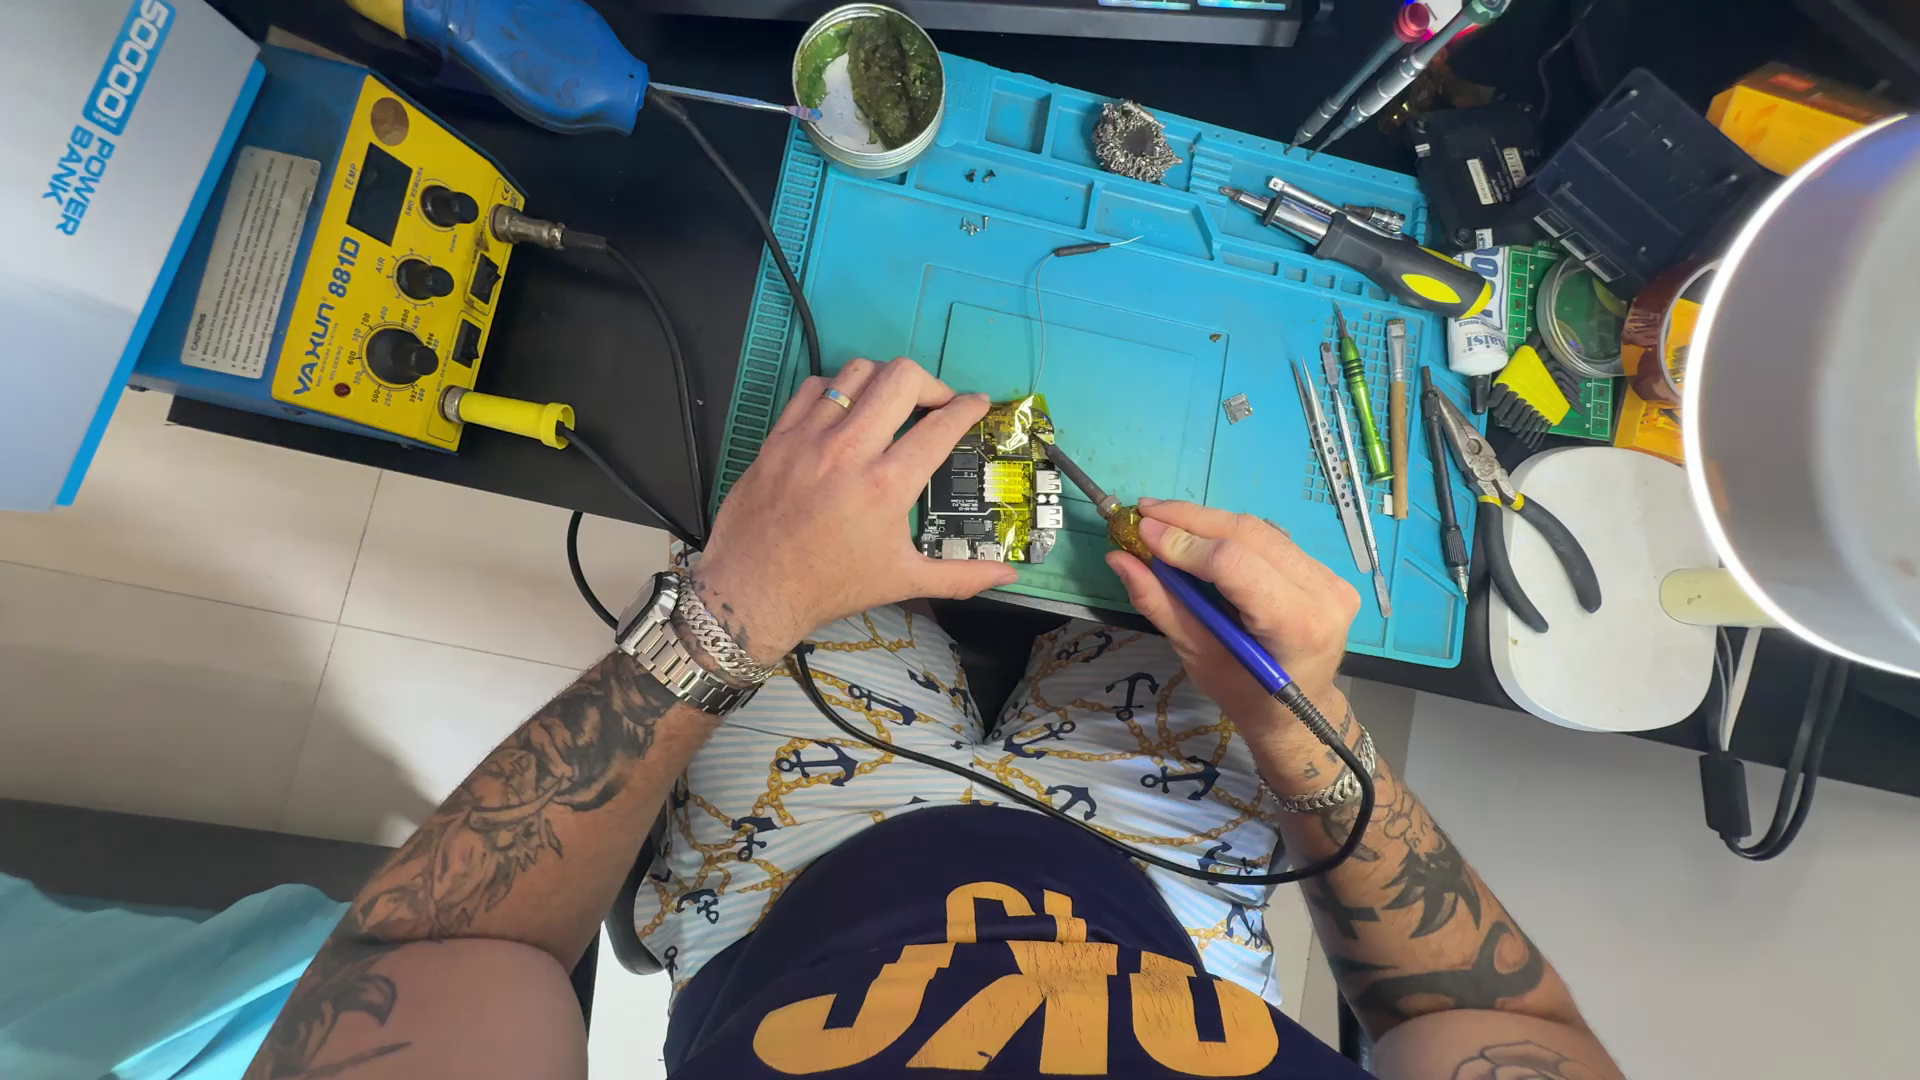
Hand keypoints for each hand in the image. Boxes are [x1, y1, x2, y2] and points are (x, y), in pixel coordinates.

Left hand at [691, 358, 1016, 665]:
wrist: (753, 591)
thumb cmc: (832, 586)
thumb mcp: (903, 581)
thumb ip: (963, 576)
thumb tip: (1011, 575)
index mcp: (887, 485)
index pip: (941, 426)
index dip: (969, 408)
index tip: (978, 404)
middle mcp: (850, 450)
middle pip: (901, 378)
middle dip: (931, 383)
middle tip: (936, 403)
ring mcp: (810, 438)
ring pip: (856, 372)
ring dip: (884, 380)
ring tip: (892, 402)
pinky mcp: (778, 436)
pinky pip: (814, 387)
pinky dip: (838, 389)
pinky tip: (845, 410)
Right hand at [1105, 500, 1360, 774]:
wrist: (1296, 714)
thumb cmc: (1244, 694)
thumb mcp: (1195, 654)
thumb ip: (1158, 603)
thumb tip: (1118, 559)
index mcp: (1295, 625)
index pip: (1233, 563)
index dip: (1183, 542)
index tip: (1141, 529)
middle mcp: (1322, 593)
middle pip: (1248, 534)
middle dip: (1190, 519)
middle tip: (1144, 510)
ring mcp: (1330, 578)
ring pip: (1258, 529)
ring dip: (1206, 520)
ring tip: (1161, 516)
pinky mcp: (1324, 570)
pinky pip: (1268, 538)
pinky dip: (1227, 531)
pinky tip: (1196, 531)